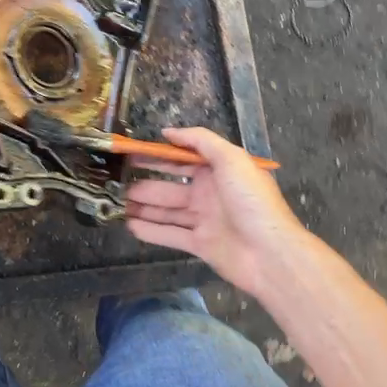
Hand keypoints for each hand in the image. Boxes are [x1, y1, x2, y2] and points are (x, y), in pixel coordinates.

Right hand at [124, 127, 306, 295]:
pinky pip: (171, 235)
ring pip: (167, 211)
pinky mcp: (200, 245)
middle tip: (116, 181)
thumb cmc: (251, 201)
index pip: (181, 160)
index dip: (157, 156)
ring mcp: (204, 220)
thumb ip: (200, 140)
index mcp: (218, 171)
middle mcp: (209, 194)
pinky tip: (130, 225)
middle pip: (170, 186)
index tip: (131, 153)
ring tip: (116, 203)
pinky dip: (151, 230)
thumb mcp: (231, 159)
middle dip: (145, 183)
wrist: (271, 253)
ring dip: (143, 206)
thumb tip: (168, 132)